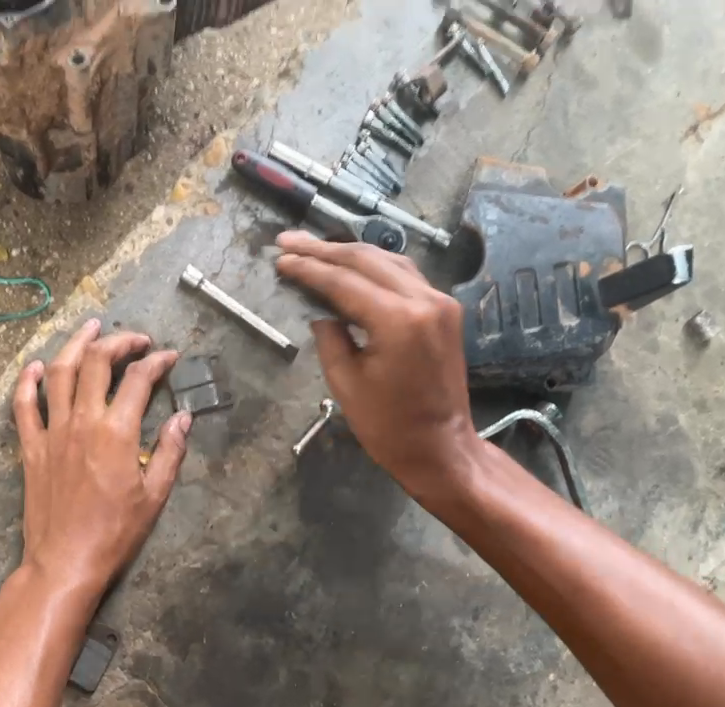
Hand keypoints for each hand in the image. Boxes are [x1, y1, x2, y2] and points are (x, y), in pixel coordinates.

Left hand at [12, 319, 189, 601]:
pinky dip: (29, 381)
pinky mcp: (31, 448)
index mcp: (116, 433)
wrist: (65, 562)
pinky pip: (24, 405)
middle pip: (97, 362)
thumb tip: (184, 418)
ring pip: (60, 373)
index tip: (169, 357)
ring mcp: (52, 432)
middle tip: (135, 339)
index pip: (139, 380)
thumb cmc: (114, 535)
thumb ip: (170, 453)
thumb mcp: (154, 497)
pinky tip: (38, 366)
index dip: (157, 362)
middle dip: (119, 342)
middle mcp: (82, 422)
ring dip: (76, 344)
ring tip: (90, 328)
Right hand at [275, 232, 480, 497]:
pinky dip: (375, 268)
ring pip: (389, 261)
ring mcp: (439, 302)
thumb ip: (330, 338)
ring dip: (350, 253)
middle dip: (325, 250)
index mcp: (398, 320)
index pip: (344, 282)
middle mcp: (424, 300)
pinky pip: (405, 276)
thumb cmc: (388, 426)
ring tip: (314, 248)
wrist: (440, 447)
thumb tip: (321, 309)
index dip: (309, 269)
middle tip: (288, 242)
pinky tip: (352, 266)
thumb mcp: (346, 384)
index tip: (281, 259)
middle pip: (367, 260)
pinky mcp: (444, 311)